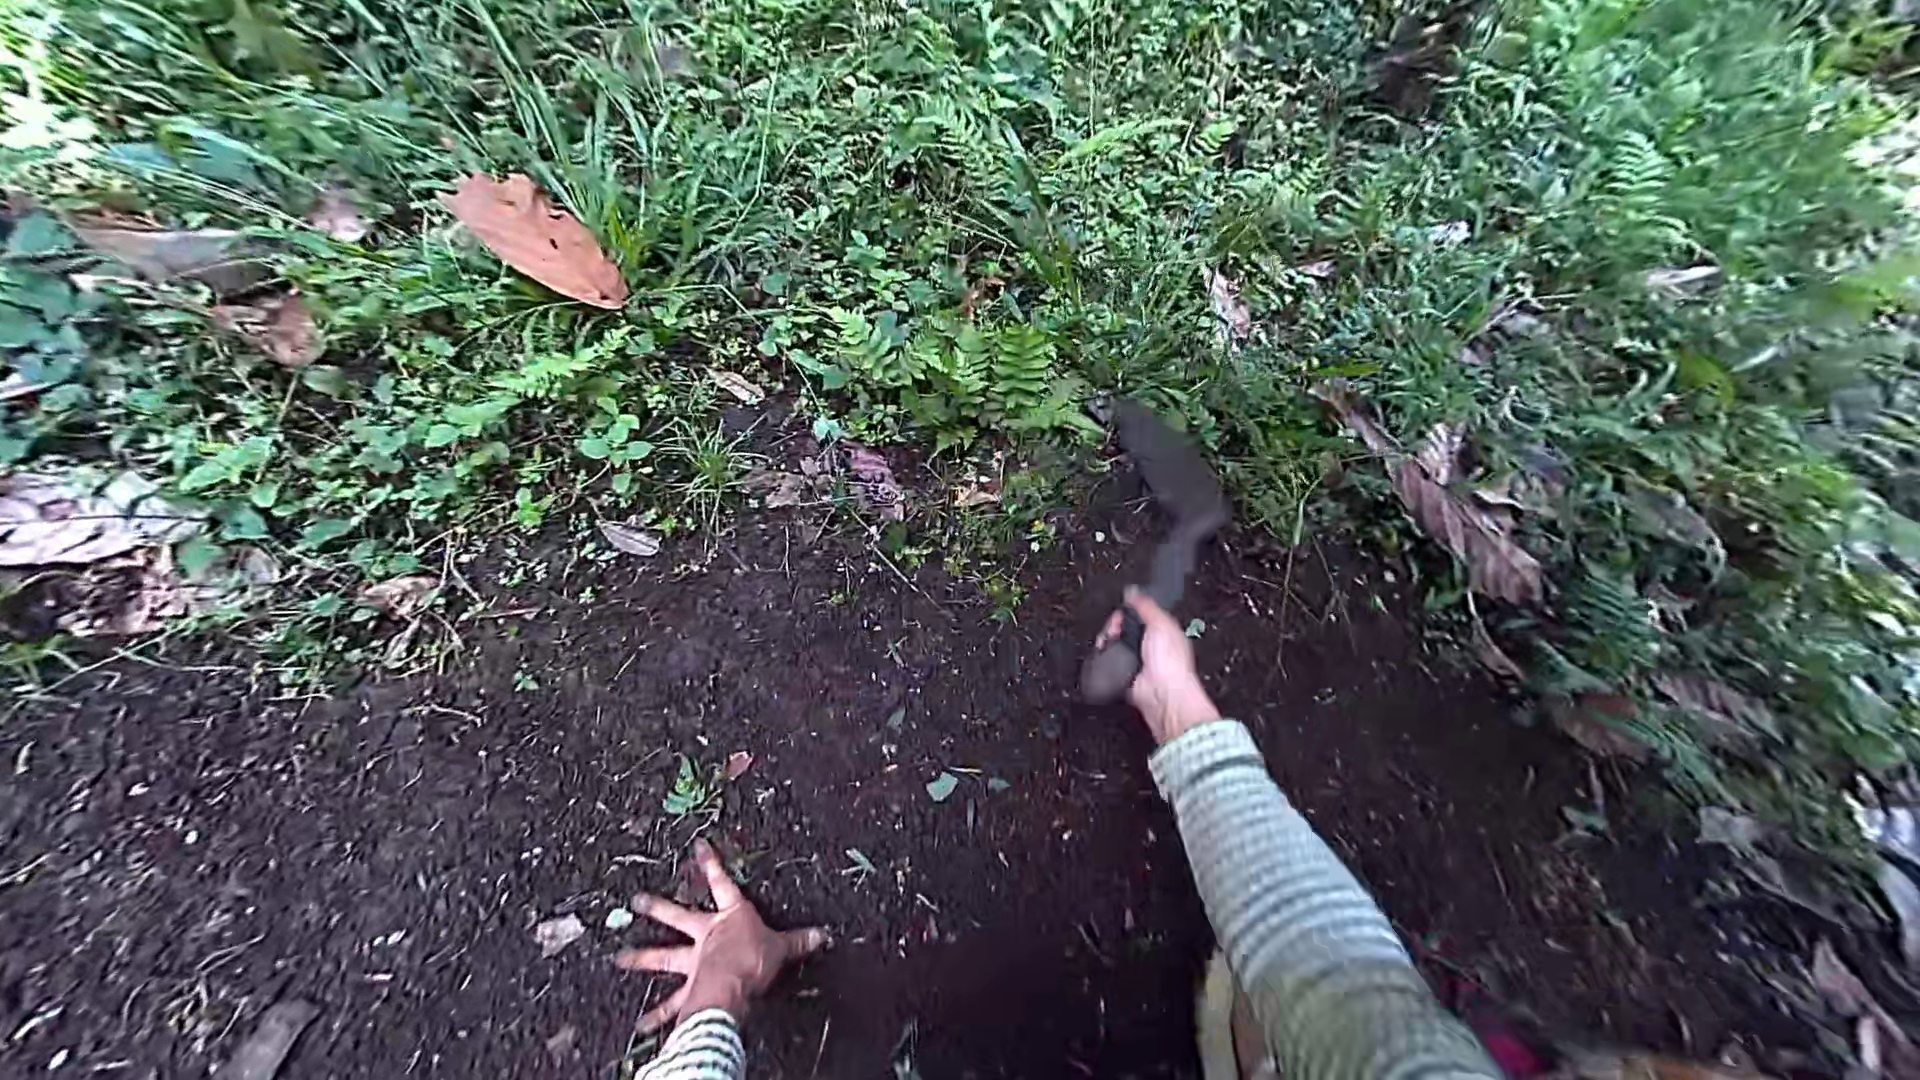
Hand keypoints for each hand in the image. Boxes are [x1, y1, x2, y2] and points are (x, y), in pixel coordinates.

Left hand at [614, 838, 830, 1031]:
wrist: (732, 990)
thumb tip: (822, 935)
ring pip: (664, 956)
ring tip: (620, 957)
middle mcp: (708, 935)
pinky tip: (640, 1023)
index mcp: (732, 916)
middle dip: (659, 907)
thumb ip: (800, 941)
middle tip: (637, 899)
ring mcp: (694, 962)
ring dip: (642, 958)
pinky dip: (657, 1014)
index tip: (698, 846)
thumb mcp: (783, 947)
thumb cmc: (754, 960)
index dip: (711, 863)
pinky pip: (671, 1003)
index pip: (722, 883)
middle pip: (679, 916)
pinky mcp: (689, 991)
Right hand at [1095, 587, 1221, 745]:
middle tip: (1114, 629)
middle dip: (1115, 626)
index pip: (1140, 615)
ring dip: (1109, 642)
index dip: (1128, 611)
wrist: (1161, 693)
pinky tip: (1106, 654)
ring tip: (1108, 641)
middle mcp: (1151, 647)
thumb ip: (1146, 606)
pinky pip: (1110, 662)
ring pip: (1115, 644)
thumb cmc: (1170, 663)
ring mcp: (1138, 661)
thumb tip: (1133, 591)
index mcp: (1164, 632)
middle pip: (1124, 629)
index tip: (1121, 612)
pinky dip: (1105, 658)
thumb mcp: (1160, 623)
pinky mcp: (1126, 674)